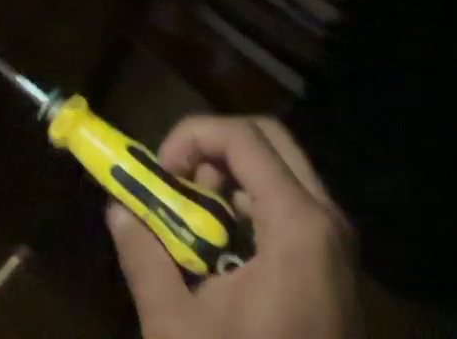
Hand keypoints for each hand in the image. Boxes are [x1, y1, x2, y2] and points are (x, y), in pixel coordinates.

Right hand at [108, 116, 359, 338]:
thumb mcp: (177, 325)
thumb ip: (143, 256)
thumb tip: (117, 210)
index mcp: (297, 227)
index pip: (242, 137)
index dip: (191, 136)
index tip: (159, 173)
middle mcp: (328, 222)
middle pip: (269, 139)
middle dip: (214, 146)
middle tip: (178, 180)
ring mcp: (338, 245)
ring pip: (282, 169)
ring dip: (232, 175)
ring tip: (193, 217)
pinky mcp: (337, 267)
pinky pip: (292, 204)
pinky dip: (252, 203)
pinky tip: (222, 246)